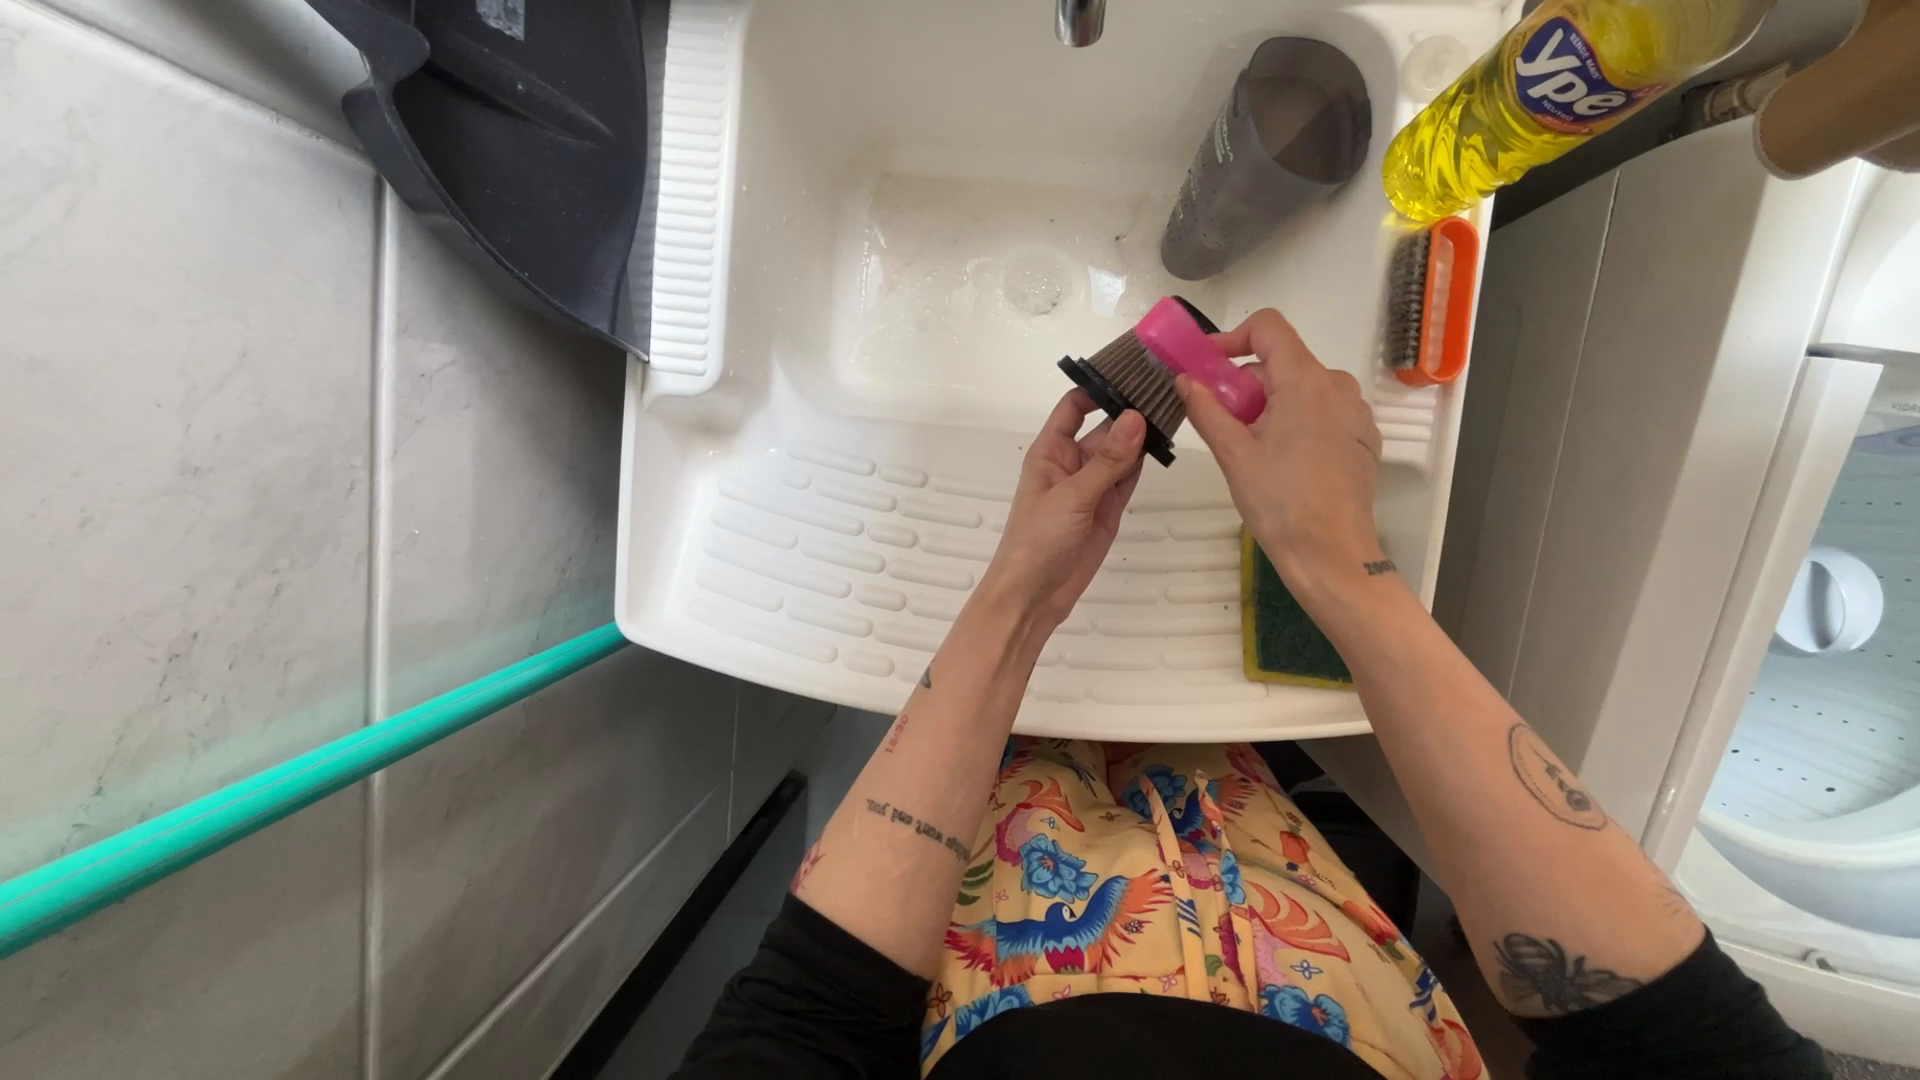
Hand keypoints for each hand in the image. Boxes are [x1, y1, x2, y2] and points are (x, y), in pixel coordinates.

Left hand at [982, 389, 1145, 628]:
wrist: (1034, 596)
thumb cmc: (1037, 541)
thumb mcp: (1072, 497)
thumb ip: (1107, 461)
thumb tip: (1136, 418)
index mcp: (1050, 452)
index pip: (1074, 407)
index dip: (1099, 387)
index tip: (1132, 369)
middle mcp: (1072, 463)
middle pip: (1105, 427)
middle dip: (1131, 410)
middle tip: (1169, 387)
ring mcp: (1092, 487)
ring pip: (1121, 452)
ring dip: (1142, 434)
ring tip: (1176, 407)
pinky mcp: (1109, 509)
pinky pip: (1128, 477)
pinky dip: (1144, 462)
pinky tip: (1165, 442)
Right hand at [1175, 309, 1385, 588]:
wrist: (1331, 552)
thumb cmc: (1278, 501)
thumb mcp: (1232, 453)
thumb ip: (1206, 408)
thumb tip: (1184, 380)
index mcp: (1305, 381)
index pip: (1268, 327)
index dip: (1231, 338)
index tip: (1206, 367)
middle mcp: (1337, 385)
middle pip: (1282, 362)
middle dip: (1245, 385)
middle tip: (1220, 423)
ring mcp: (1355, 412)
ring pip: (1301, 389)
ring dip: (1268, 405)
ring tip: (1249, 449)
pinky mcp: (1362, 437)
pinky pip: (1321, 412)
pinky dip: (1295, 422)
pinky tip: (1282, 462)